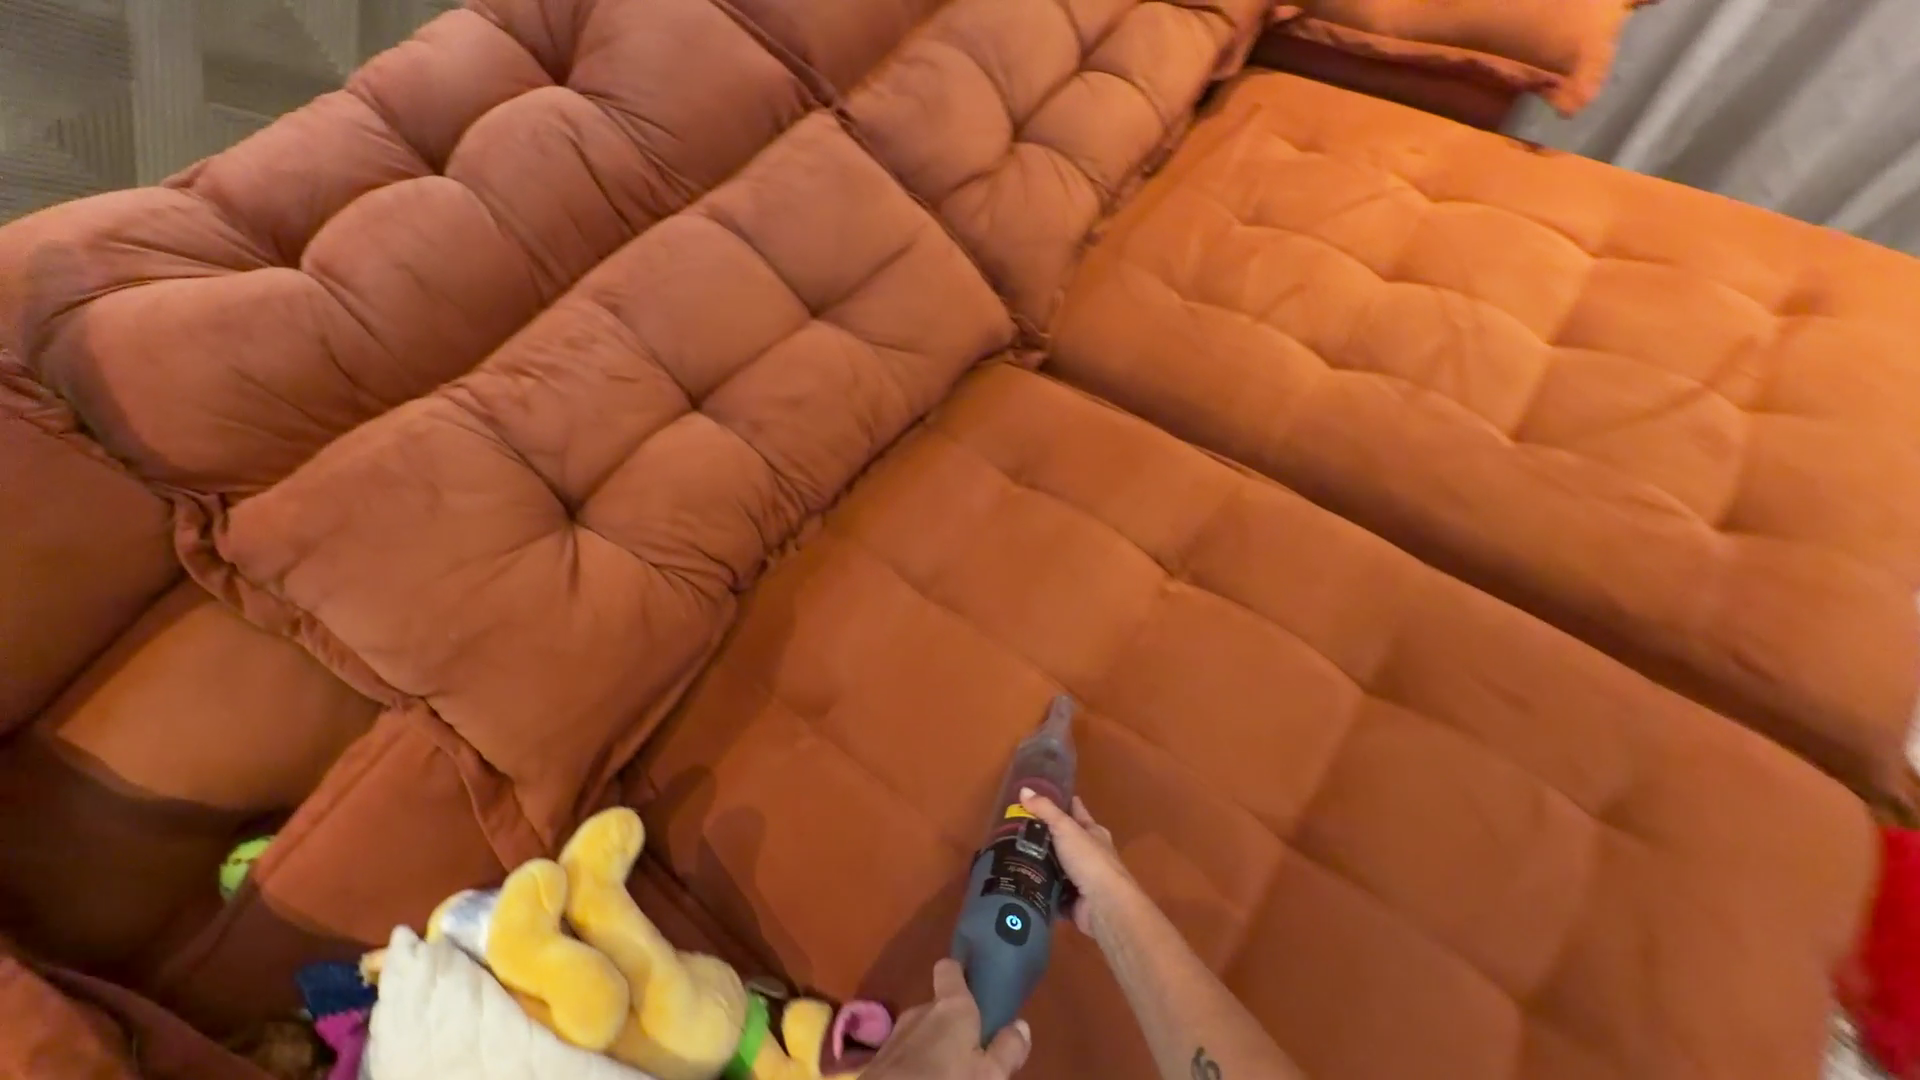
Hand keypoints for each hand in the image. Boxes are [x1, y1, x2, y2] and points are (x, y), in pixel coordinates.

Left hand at [863, 959, 1030, 1079]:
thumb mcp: (990, 1076)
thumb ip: (1007, 1049)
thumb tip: (1021, 1025)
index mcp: (951, 1006)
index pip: (949, 968)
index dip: (960, 973)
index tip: (973, 985)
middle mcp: (921, 1010)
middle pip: (938, 1007)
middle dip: (951, 1025)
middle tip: (970, 1051)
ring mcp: (895, 1034)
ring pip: (920, 1033)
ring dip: (932, 1047)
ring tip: (947, 1071)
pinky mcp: (879, 1060)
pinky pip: (904, 1054)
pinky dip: (914, 1065)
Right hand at [1019, 790, 1136, 935]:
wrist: (1104, 905)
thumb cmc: (1089, 860)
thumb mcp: (1065, 828)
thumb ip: (1045, 810)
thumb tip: (1024, 789)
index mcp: (1093, 833)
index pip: (1078, 812)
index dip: (1066, 803)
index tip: (1046, 797)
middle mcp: (1090, 855)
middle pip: (1065, 841)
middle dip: (1046, 836)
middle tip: (1018, 830)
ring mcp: (1082, 879)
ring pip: (1057, 868)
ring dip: (1041, 865)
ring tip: (1014, 857)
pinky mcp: (1073, 901)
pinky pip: (1053, 893)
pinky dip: (1041, 890)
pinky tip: (1023, 884)